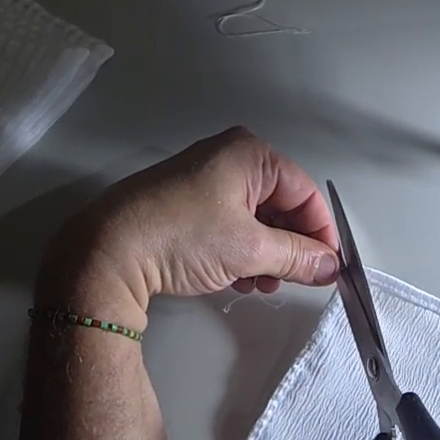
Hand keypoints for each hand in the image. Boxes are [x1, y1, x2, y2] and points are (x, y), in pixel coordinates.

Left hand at [37, 127, 340, 330]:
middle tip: (293, 281)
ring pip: (255, 218)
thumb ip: (298, 257)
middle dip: (288, 247)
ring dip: (265, 254)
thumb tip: (330, 267)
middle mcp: (228, 157)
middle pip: (280, 204)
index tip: (328, 269)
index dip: (320, 233)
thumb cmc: (180, 236)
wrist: (108, 251)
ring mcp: (204, 178)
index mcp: (249, 154)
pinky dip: (240, 251)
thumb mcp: (249, 250)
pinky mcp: (186, 202)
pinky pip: (229, 223)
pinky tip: (238, 279)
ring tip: (261, 284)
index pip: (304, 193)